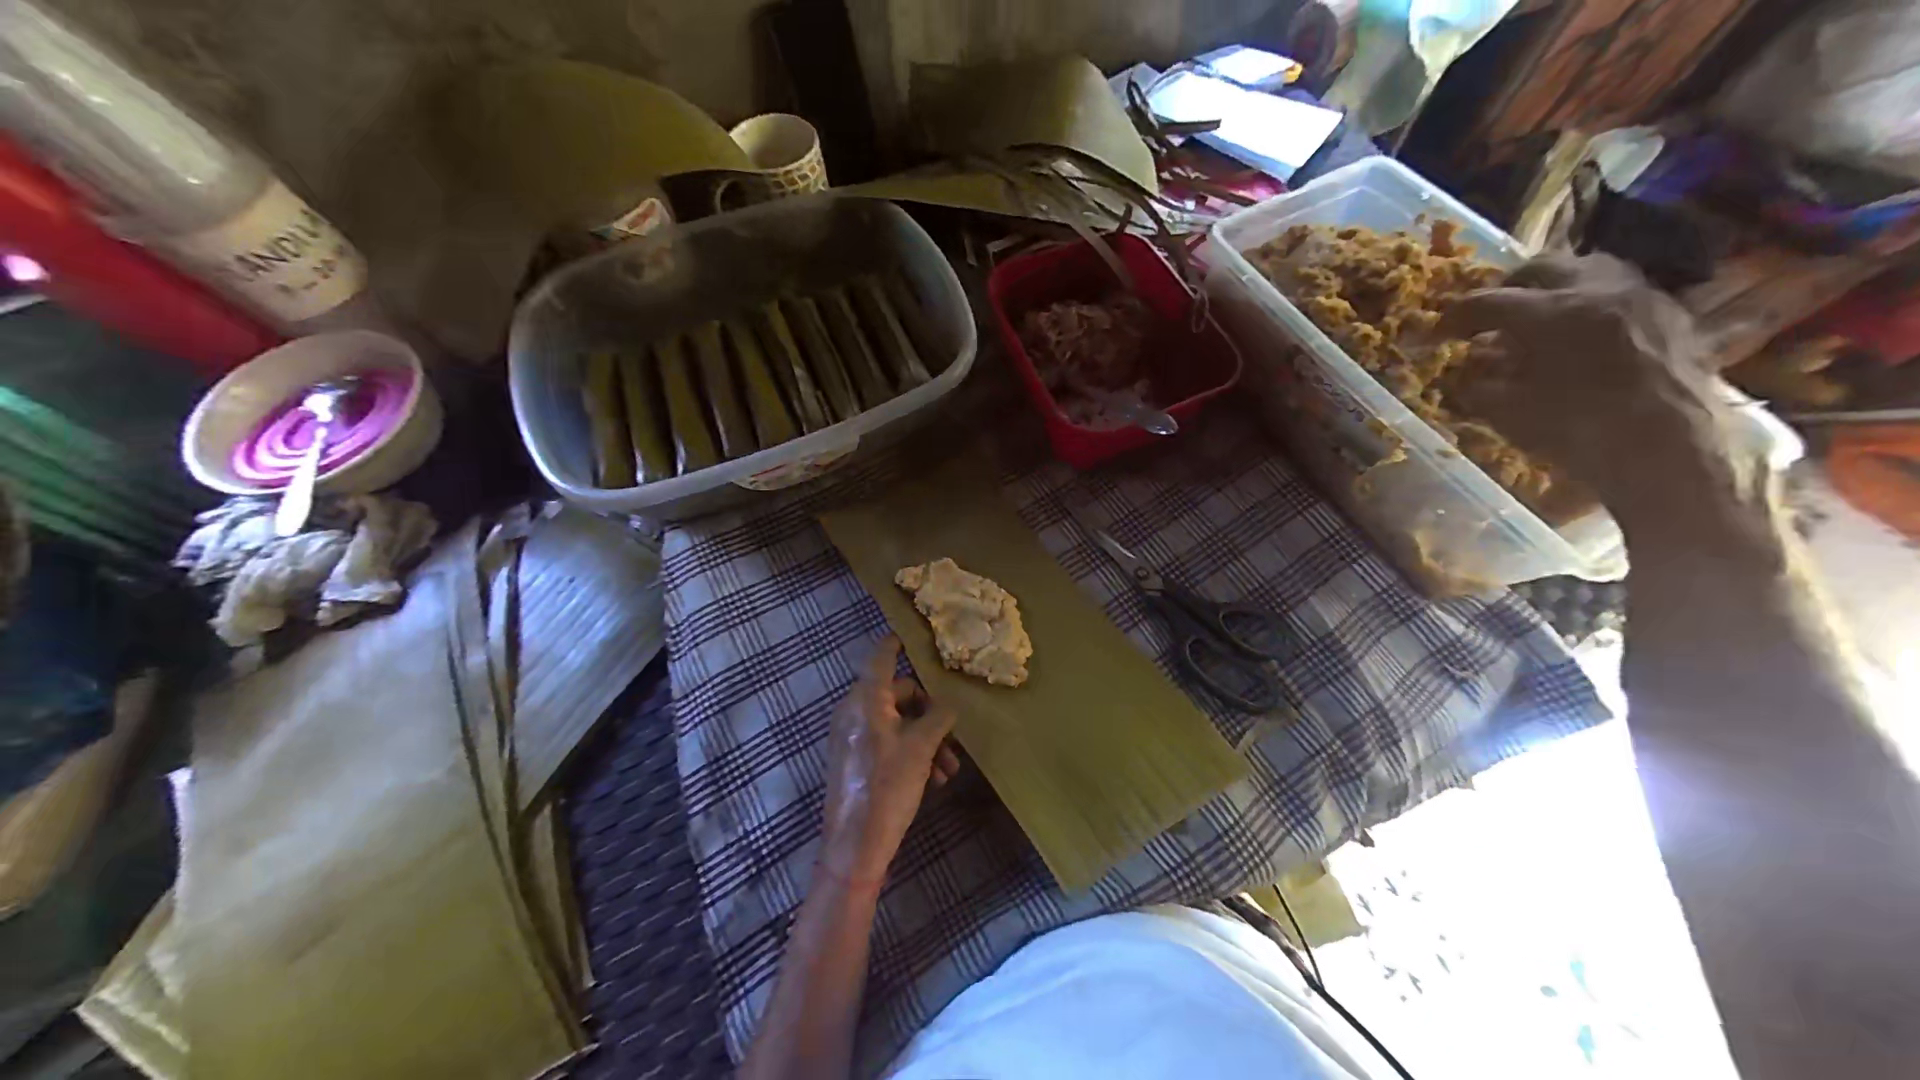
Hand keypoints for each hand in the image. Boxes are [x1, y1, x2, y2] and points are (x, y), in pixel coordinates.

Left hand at [818, 636, 959, 888]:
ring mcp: (852, 736)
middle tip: (953, 735)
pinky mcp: (855, 760)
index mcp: (865, 700)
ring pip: (898, 723)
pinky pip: (888, 742)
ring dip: (927, 740)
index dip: (897, 643)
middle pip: (897, 694)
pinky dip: (912, 753)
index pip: (881, 657)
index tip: (915, 635)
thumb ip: (938, 717)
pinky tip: (934, 780)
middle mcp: (854, 711)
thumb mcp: (921, 748)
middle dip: (930, 713)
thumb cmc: (888, 787)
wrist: (855, 844)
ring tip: (949, 769)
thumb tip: (948, 702)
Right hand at [1438, 253, 1741, 525]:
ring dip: (1554, 288)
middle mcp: (1599, 291)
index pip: (1487, 302)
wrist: (1668, 454)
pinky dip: (1590, 303)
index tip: (1438, 333)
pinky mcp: (1670, 316)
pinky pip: (1620, 292)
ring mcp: (1641, 298)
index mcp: (1553, 314)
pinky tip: (1579, 334)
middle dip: (1506, 290)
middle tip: (1488, 318)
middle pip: (1541, 269)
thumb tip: (1463, 373)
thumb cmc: (1578, 433)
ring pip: (1587, 270)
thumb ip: (1477, 384)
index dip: (1454, 318)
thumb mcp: (1507, 412)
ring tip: (1536, 317)